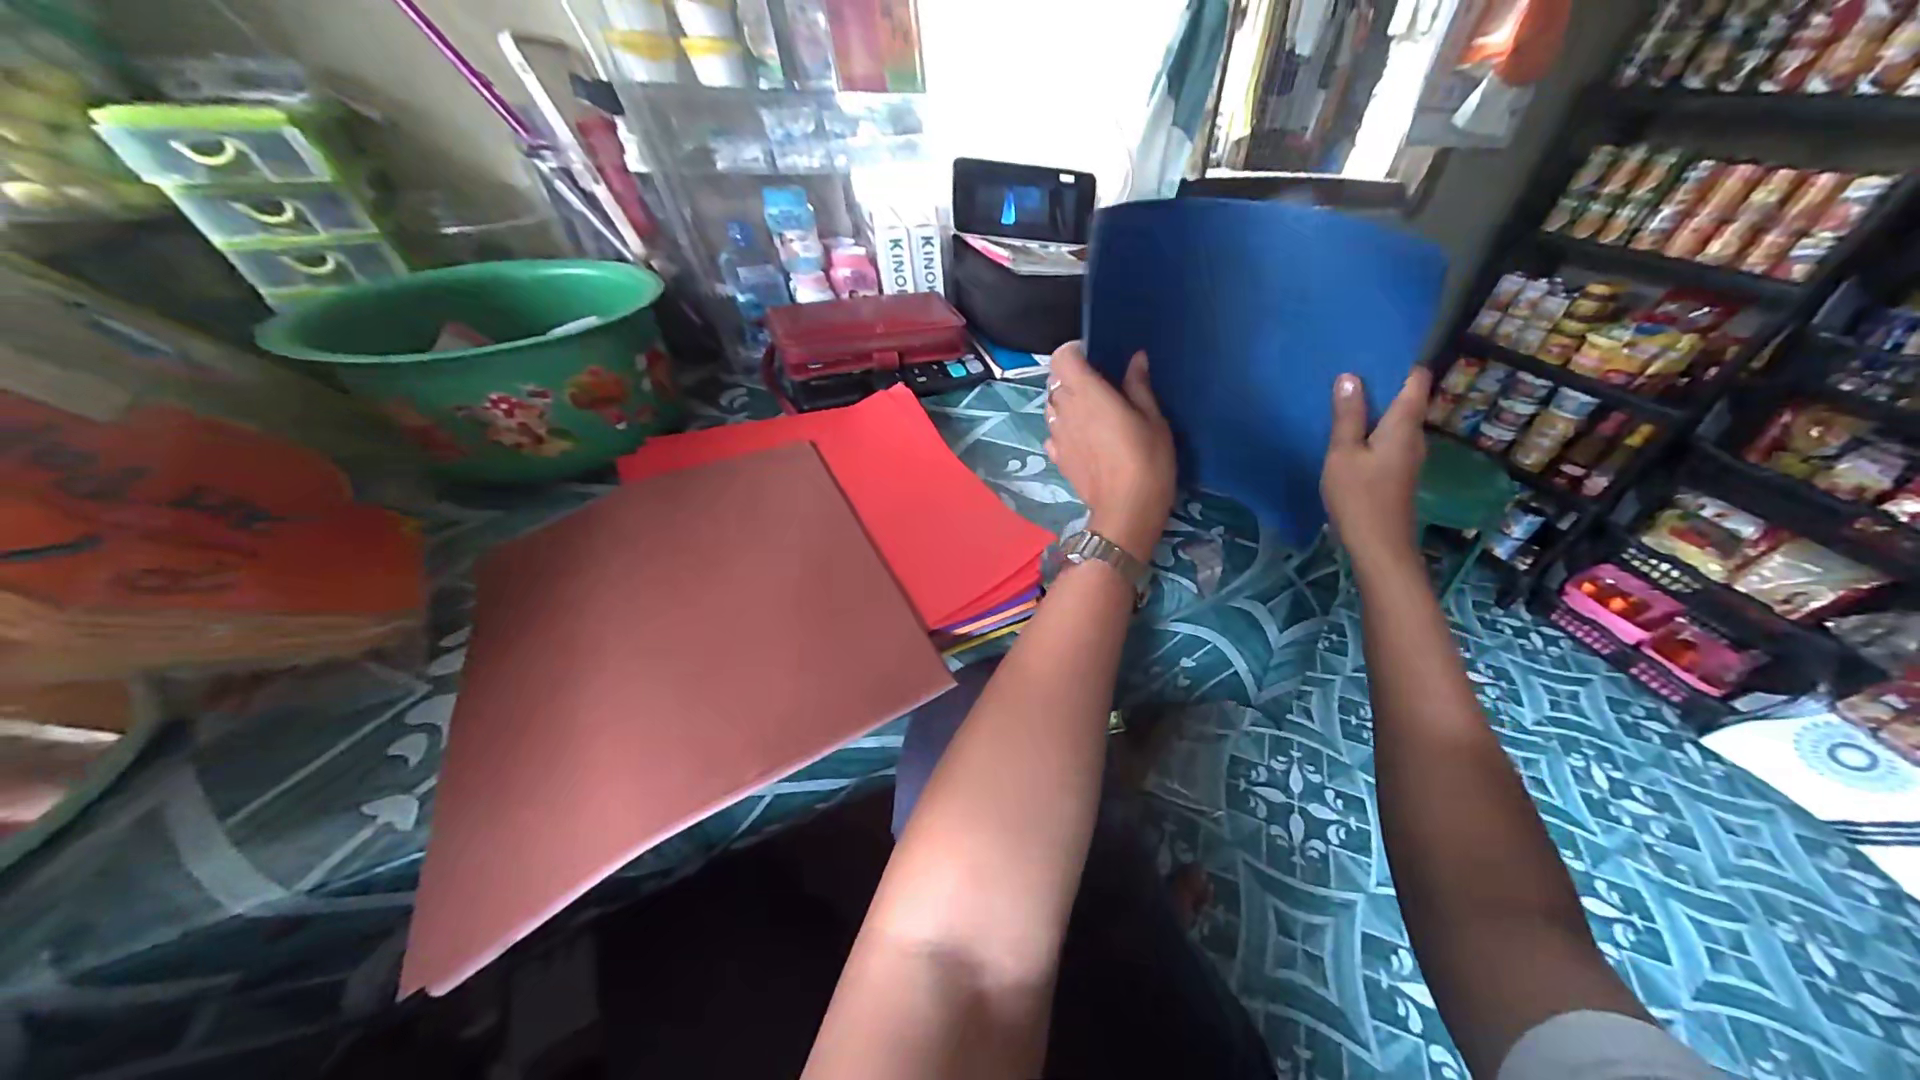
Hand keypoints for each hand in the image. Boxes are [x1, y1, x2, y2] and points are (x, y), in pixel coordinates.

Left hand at [1044, 342, 1175, 562]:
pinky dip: (1063, 428)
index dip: (1074, 351)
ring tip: (1091, 411)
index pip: (1062, 357)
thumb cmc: (1146, 460)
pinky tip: (1083, 437)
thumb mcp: (1153, 419)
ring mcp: (1056, 435)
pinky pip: (1052, 433)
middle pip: (1054, 380)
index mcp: (1087, 393)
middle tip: (1098, 384)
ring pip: (1051, 406)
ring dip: (1065, 402)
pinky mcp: (1057, 457)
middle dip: (1071, 376)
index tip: (1094, 356)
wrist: (1126, 510)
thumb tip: (1136, 359)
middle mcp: (1064, 410)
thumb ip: (1138, 385)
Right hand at [1323, 367, 1429, 572]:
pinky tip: (1350, 434)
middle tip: (1351, 371)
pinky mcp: (1398, 472)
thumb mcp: (1343, 453)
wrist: (1378, 544)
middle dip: (1383, 384)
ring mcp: (1408, 456)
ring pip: (1395, 421)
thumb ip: (1347, 416)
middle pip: (1406, 399)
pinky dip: (1372, 429)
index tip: (1376, 351)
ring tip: (1346, 398)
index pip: (1415, 380)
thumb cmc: (1359, 496)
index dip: (1401, 363)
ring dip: (1375, 409)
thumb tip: (1349, 376)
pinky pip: (1388, 439)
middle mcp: (1414, 436)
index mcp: (1404, 425)